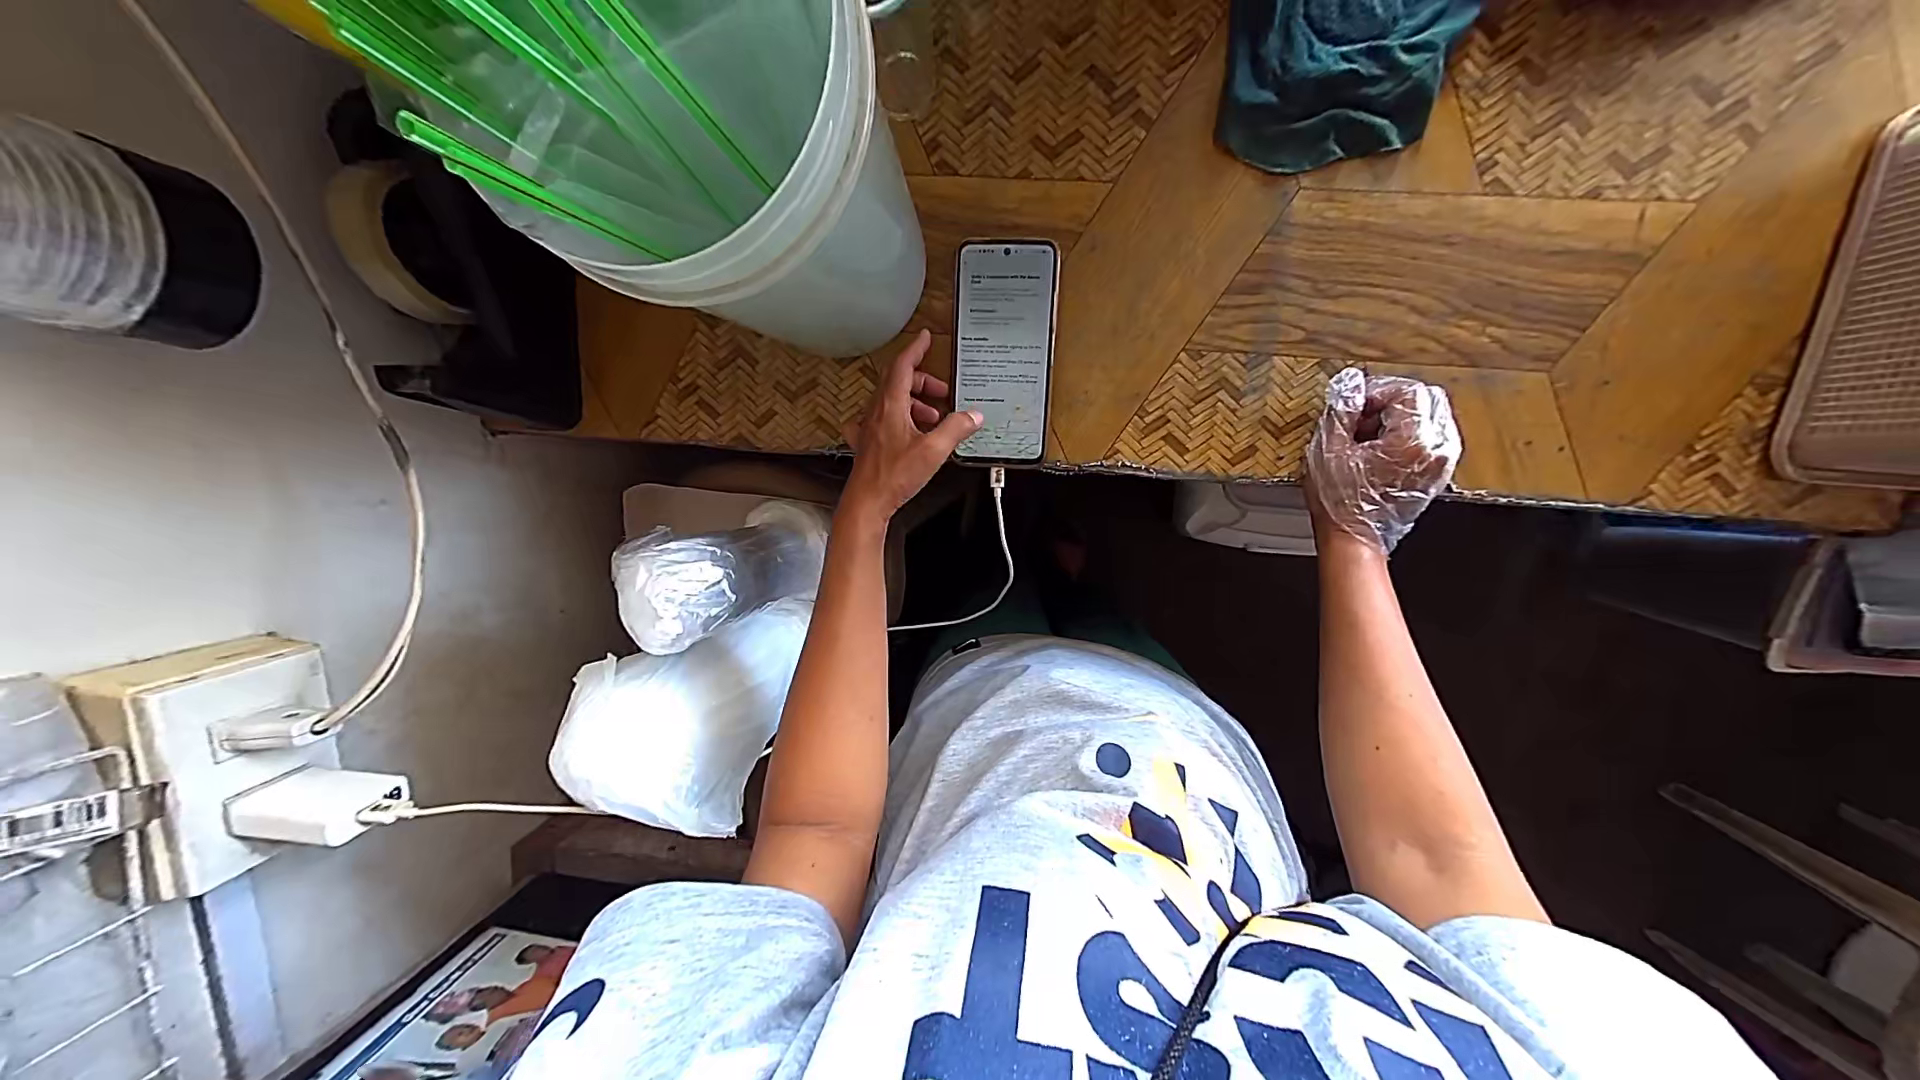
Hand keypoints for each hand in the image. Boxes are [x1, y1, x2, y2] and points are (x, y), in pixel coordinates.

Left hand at [840, 330, 981, 523]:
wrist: (868, 501)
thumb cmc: (893, 476)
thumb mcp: (934, 450)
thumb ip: (956, 429)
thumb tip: (972, 416)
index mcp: (890, 405)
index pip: (902, 366)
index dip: (915, 349)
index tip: (923, 338)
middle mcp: (876, 412)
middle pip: (898, 382)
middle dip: (923, 382)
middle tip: (942, 391)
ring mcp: (869, 427)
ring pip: (892, 401)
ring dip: (914, 402)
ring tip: (933, 417)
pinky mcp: (868, 443)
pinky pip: (882, 420)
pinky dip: (898, 419)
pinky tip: (905, 431)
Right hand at [1305, 367, 1459, 553]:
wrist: (1353, 539)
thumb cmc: (1340, 503)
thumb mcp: (1328, 449)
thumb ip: (1341, 410)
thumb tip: (1349, 384)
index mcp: (1415, 441)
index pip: (1407, 391)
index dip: (1374, 391)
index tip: (1351, 404)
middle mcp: (1438, 449)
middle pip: (1424, 400)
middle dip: (1388, 402)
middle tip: (1357, 418)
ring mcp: (1441, 463)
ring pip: (1427, 417)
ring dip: (1395, 419)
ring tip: (1364, 439)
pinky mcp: (1435, 473)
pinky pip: (1427, 438)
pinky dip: (1403, 436)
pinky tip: (1375, 452)